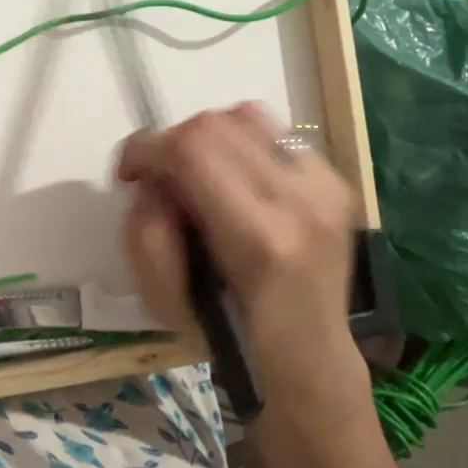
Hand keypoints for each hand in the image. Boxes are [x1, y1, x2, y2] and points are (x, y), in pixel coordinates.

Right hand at [116, 103, 364, 400]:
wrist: (308, 352)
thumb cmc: (228, 333)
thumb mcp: (164, 296)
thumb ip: (147, 226)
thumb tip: (153, 176)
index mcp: (259, 237)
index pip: (190, 150)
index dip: (145, 149)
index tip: (129, 173)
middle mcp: (301, 201)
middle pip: (213, 124)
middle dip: (170, 143)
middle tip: (160, 177)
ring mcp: (326, 187)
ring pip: (244, 115)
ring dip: (208, 137)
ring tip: (200, 172)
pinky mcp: (338, 180)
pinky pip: (277, 130)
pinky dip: (244, 142)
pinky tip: (240, 177)